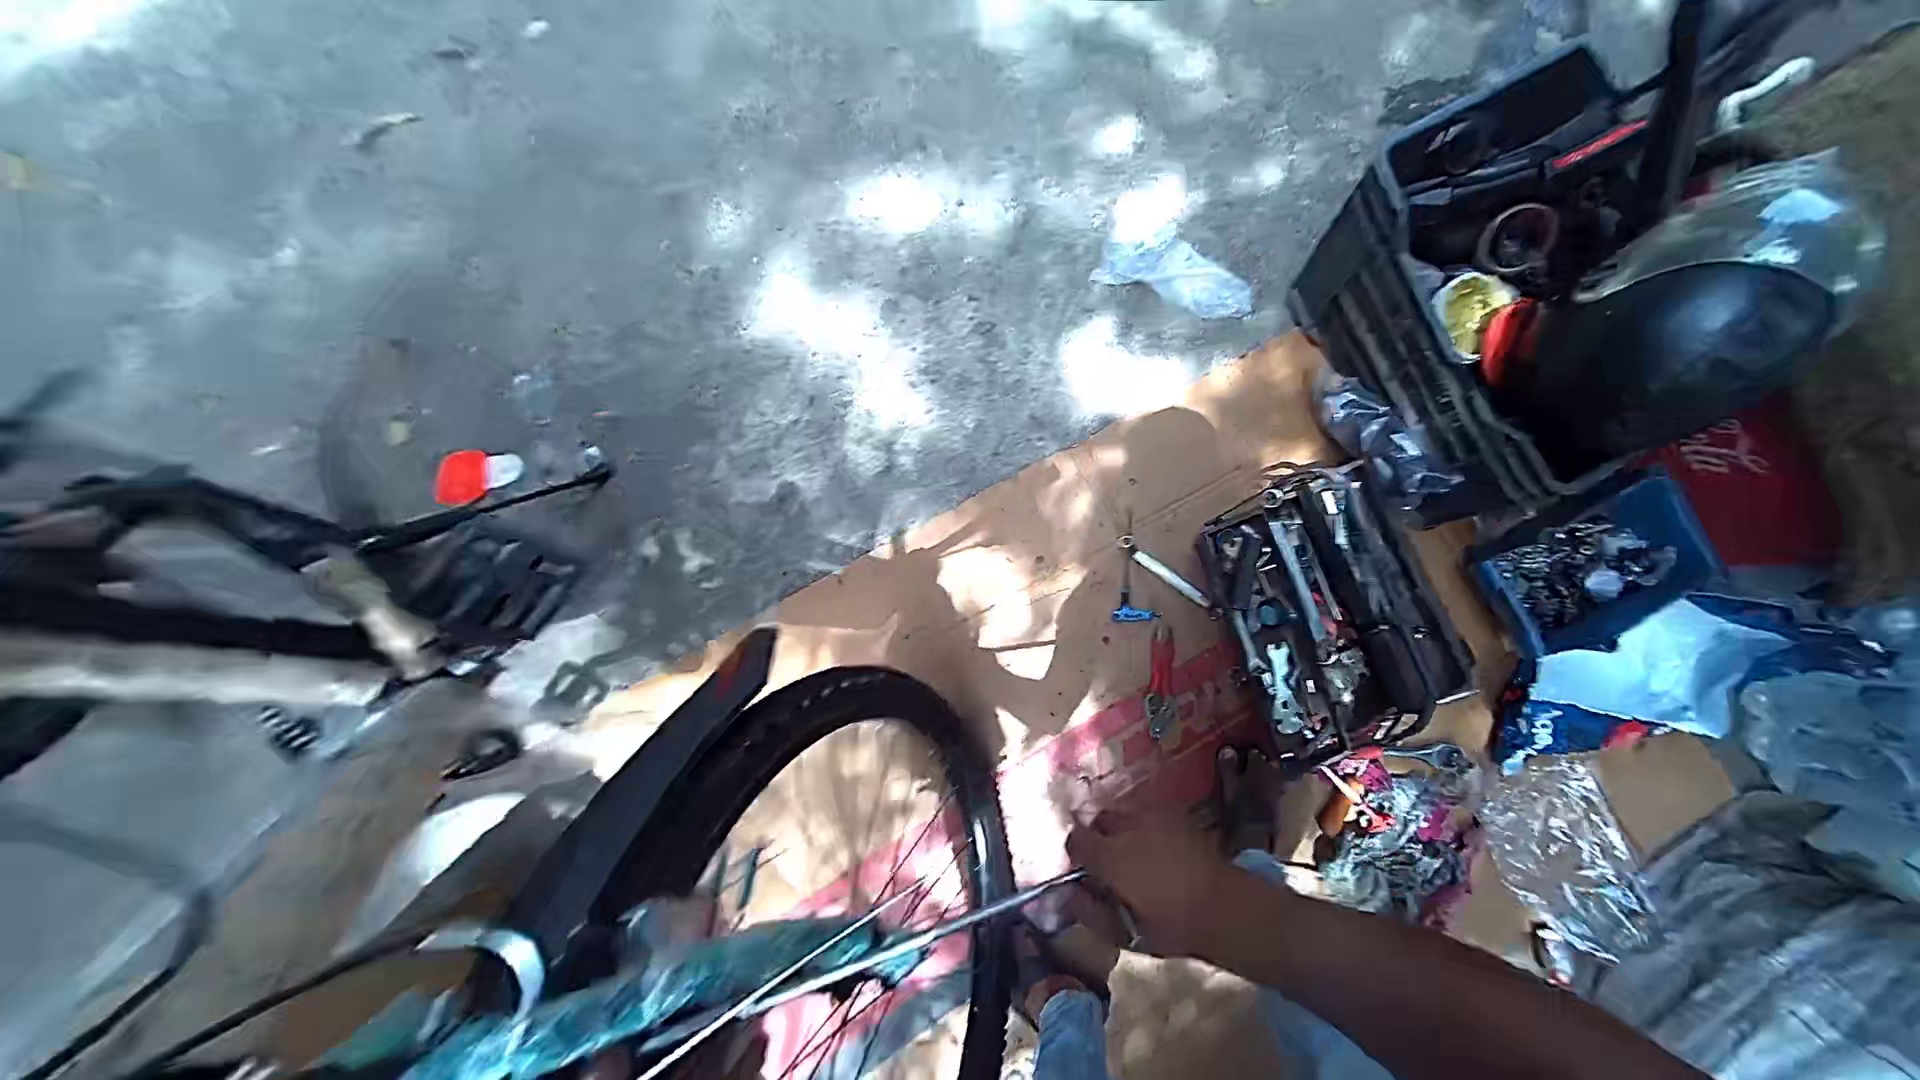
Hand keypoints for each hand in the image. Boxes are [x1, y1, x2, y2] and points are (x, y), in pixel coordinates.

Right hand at [1066, 809, 1231, 957]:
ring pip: (1121, 812)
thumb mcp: (1126, 932)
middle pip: (1097, 820)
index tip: (1082, 869)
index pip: (1075, 840)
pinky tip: (1154, 845)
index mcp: (1110, 857)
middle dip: (1097, 837)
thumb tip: (1070, 895)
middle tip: (1106, 862)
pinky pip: (1145, 812)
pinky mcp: (1173, 814)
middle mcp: (1126, 828)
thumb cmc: (1173, 926)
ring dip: (1119, 828)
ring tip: (1131, 852)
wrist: (1226, 909)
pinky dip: (1142, 824)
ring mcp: (1151, 816)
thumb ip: (1092, 912)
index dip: (1075, 852)